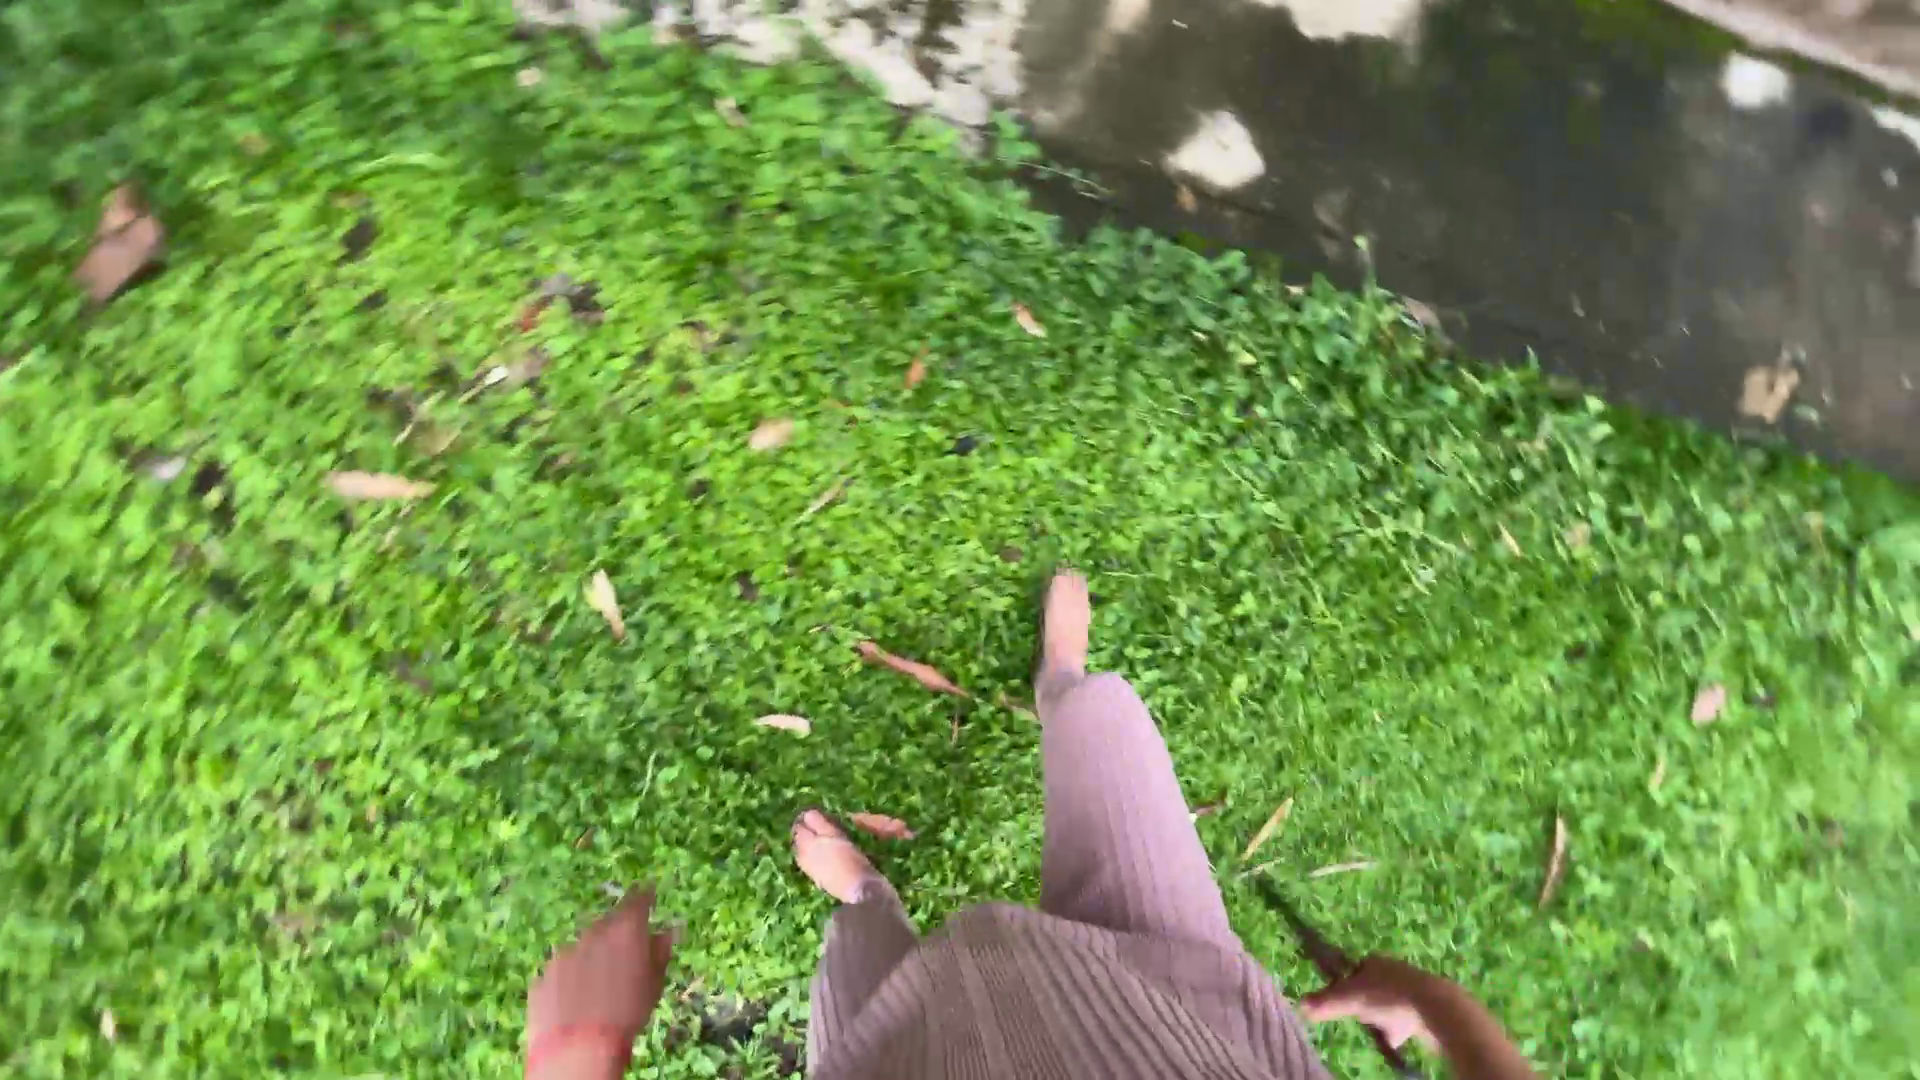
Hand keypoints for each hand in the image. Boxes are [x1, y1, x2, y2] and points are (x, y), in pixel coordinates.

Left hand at [528, 886, 675, 1077]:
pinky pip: (563, 969)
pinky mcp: (543, 976)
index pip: (638, 898)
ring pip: (584, 946)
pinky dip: (571, 976)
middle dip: (617, 932)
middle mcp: (594, 932)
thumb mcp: (655, 982)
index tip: (650, 895)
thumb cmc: (628, 1012)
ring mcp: (565, 953)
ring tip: (599, 983)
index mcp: (626, 928)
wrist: (577, 1051)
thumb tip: (666, 930)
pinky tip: (576, 998)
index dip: (645, 896)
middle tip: (625, 954)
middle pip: (609, 922)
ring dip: (593, 955)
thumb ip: (660, 950)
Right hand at [1299, 956, 1444, 1050]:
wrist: (1436, 1007)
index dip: (1347, 986)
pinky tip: (1397, 1040)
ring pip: (1390, 1002)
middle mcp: (1392, 969)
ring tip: (1380, 1031)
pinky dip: (1400, 1026)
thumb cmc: (1388, 996)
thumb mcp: (1352, 999)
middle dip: (1366, 1003)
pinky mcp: (1427, 1005)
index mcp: (1373, 961)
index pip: (1353, 971)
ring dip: (1384, 1016)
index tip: (1345, 1002)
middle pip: (1371, 986)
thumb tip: (1299, 1004)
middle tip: (1362, 1017)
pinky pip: (1407, 1016)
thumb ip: (1325, 1002)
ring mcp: (1412, 986)